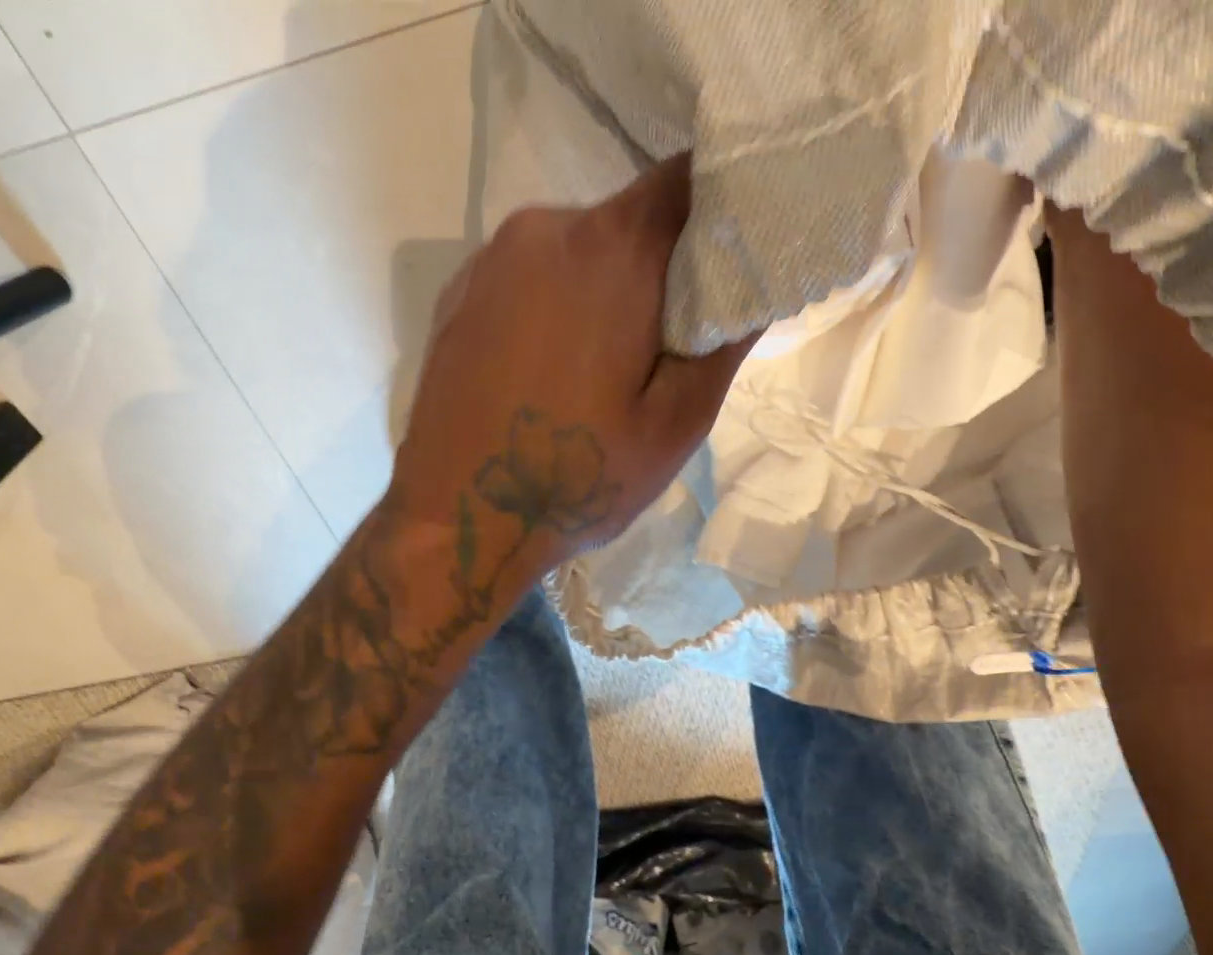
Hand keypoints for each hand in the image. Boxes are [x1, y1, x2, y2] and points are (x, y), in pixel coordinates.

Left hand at [388, 153, 756, 592]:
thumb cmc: (576, 475)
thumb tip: (754, 282)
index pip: (685, 179)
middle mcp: (543, 230)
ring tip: (612, 359)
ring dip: (605, 284)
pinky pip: (530, 273)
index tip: (744, 242)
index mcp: (608, 250)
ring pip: (577, 246)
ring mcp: (490, 259)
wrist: (457, 518)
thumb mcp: (676, 423)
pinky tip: (553, 365)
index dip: (723, 199)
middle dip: (663, 261)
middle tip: (678, 330)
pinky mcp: (459, 291)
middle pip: (629, 217)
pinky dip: (556, 299)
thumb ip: (725, 340)